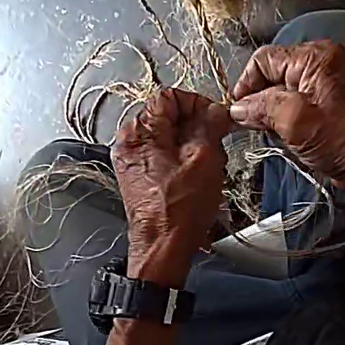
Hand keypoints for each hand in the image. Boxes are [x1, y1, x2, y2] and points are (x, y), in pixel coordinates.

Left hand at [112, 89, 232, 287]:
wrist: (163, 247)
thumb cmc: (179, 210)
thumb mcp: (204, 158)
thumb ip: (209, 124)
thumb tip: (216, 109)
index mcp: (139, 131)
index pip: (169, 96)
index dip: (197, 103)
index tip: (215, 119)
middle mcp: (129, 143)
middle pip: (169, 117)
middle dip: (197, 128)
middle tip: (215, 147)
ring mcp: (132, 161)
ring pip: (169, 138)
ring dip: (193, 147)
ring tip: (207, 168)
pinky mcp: (139, 177)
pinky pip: (164, 157)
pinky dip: (183, 161)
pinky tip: (197, 179)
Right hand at [228, 41, 344, 188]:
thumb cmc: (343, 141)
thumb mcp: (294, 122)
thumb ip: (261, 107)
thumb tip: (237, 108)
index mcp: (313, 57)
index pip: (262, 60)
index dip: (245, 85)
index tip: (237, 113)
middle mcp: (320, 60)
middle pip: (271, 73)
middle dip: (259, 99)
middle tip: (256, 126)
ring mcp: (326, 78)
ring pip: (281, 88)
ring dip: (272, 110)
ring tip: (276, 131)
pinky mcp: (329, 96)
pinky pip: (295, 99)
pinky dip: (286, 114)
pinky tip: (289, 132)